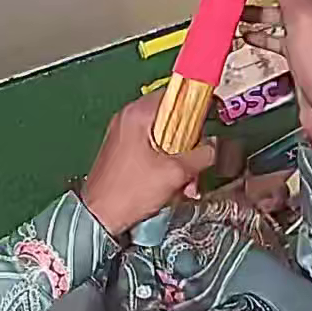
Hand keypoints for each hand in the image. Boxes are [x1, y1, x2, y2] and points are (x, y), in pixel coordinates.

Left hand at [79, 93, 217, 235]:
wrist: (98, 217)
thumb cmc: (126, 193)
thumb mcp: (175, 173)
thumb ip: (201, 155)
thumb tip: (213, 147)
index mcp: (139, 114)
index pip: (176, 93)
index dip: (198, 104)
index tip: (212, 114)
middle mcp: (129, 119)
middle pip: (173, 118)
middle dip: (190, 144)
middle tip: (196, 162)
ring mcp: (125, 135)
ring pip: (166, 138)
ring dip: (180, 160)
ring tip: (185, 183)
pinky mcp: (124, 151)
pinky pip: (154, 150)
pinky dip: (166, 165)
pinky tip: (173, 186)